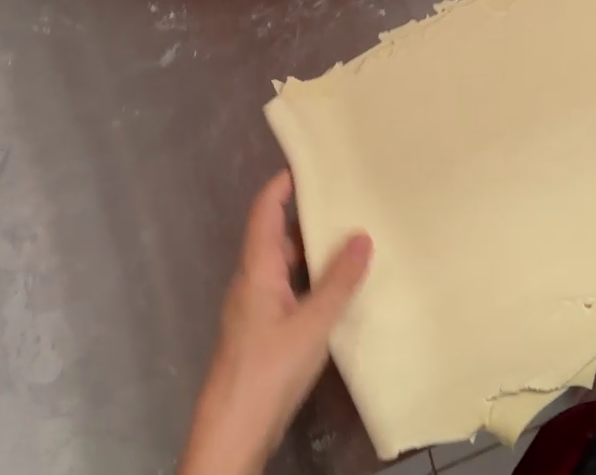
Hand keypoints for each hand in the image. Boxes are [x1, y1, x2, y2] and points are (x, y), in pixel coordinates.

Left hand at [182, 171, 371, 474]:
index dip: (282, 185)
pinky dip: (311, 279)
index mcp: (256, 271)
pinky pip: (288, 289)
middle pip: (277, 237)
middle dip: (307, 216)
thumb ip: (338, 281)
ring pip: (285, 266)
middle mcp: (252, 283)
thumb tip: (362, 236)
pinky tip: (338, 289)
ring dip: (312, 250)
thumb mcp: (312, 324)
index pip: (265, 213)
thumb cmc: (267, 370)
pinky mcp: (263, 333)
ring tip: (351, 237)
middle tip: (346, 199)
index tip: (308, 162)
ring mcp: (255, 310)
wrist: (232, 432)